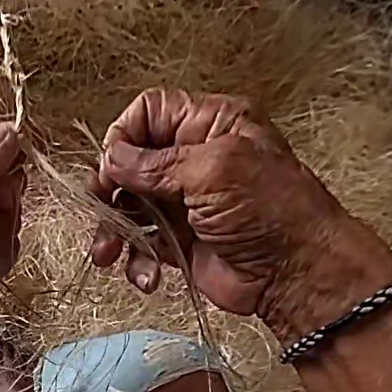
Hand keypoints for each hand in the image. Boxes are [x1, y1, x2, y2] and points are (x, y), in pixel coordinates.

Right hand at [89, 89, 391, 341]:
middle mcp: (191, 161)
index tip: (112, 171)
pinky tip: (149, 277)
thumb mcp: (212, 171)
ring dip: (114, 234)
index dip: (123, 139)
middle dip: (109, 193)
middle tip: (100, 215)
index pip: (149, 114)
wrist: (291, 272)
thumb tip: (110, 157)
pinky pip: (141, 246)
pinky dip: (137, 263)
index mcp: (208, 126)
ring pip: (128, 209)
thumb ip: (156, 163)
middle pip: (129, 166)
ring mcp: (182, 204)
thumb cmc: (266, 210)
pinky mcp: (177, 242)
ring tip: (107, 257)